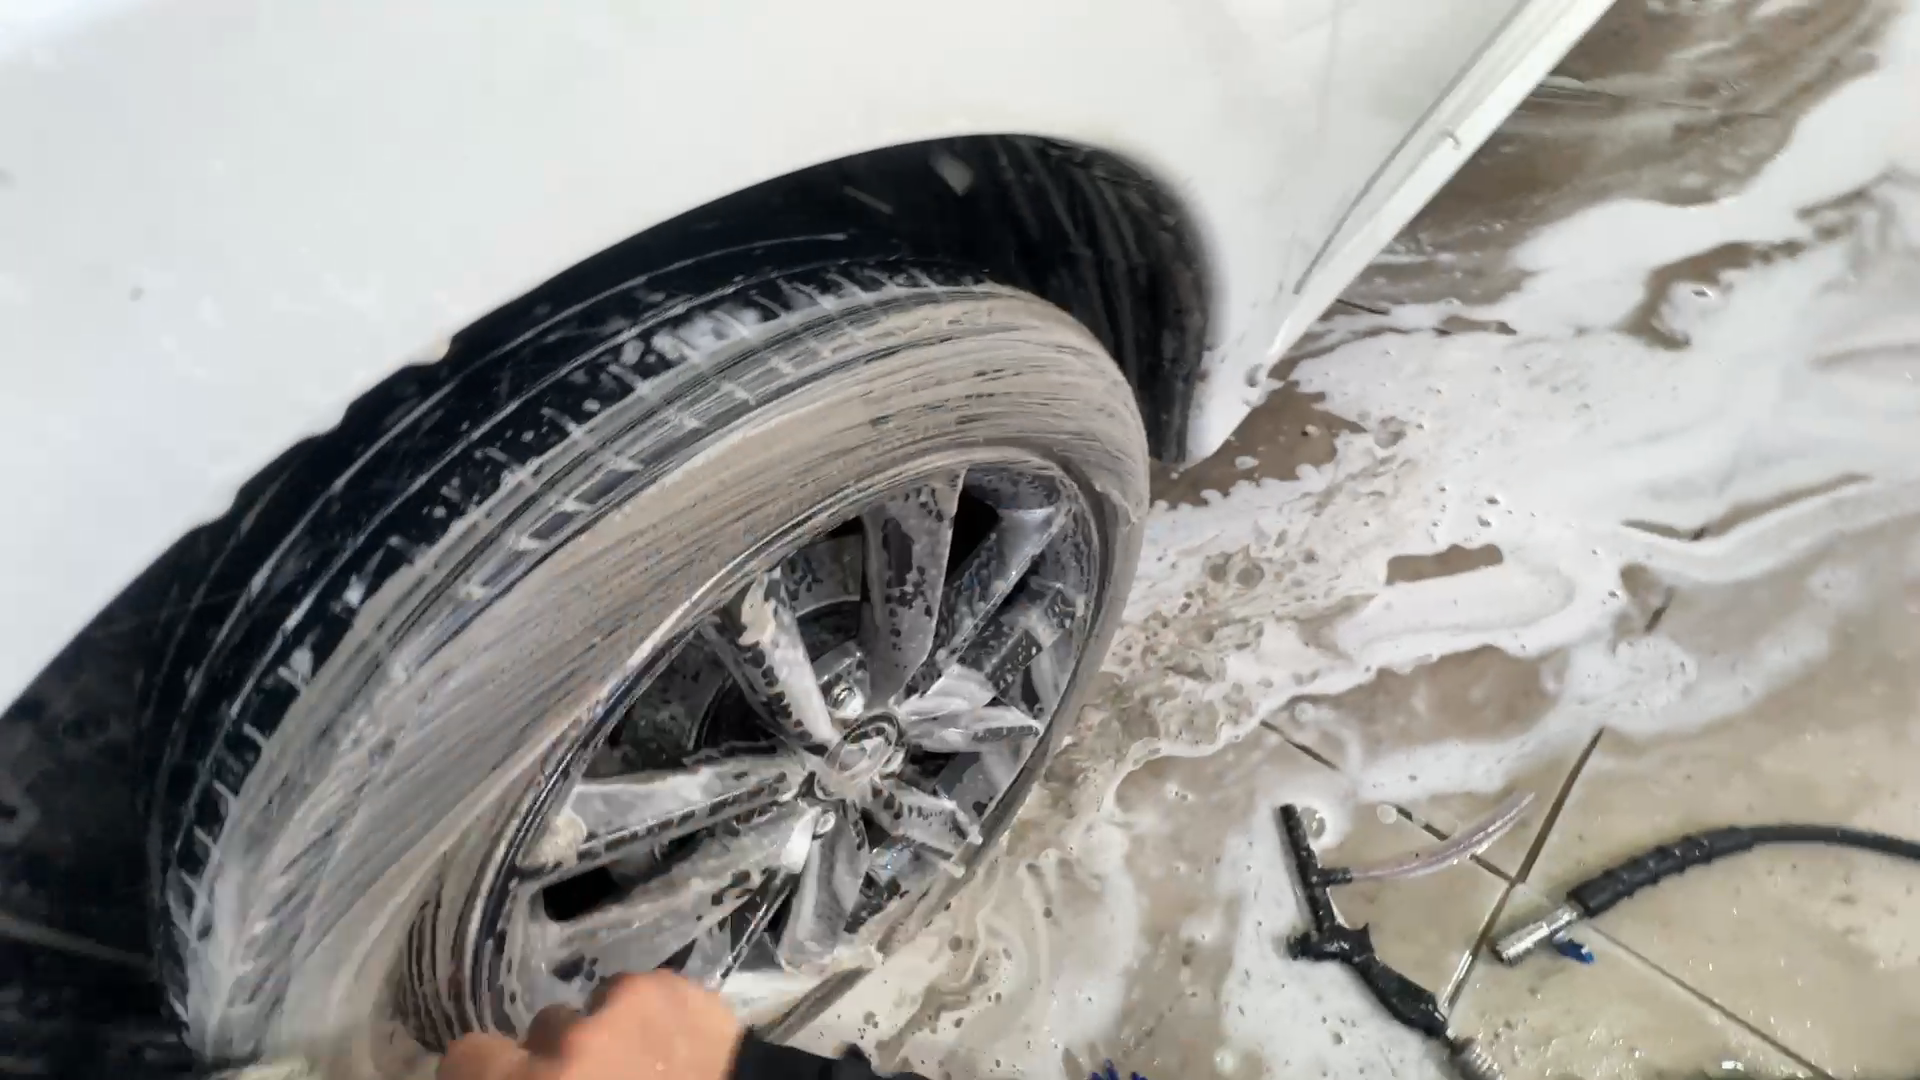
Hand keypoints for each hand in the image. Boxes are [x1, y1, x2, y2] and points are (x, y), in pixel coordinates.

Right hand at [437, 972, 745, 1079]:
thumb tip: (522, 1072)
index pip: (467, 1056)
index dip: (480, 1068)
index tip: (501, 1076)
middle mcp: (568, 1041)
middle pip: (542, 1028)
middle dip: (558, 1051)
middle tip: (588, 1077)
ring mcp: (623, 1005)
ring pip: (593, 1004)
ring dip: (606, 1027)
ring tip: (636, 1057)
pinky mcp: (667, 983)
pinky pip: (640, 991)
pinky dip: (647, 1012)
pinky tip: (667, 1041)